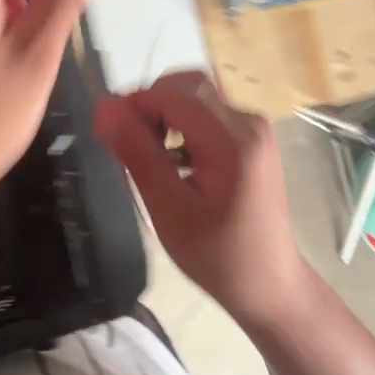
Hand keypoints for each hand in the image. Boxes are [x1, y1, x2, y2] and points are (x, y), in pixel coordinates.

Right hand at [97, 72, 310, 328]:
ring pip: (194, 96)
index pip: (172, 94)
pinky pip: (206, 112)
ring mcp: (253, 128)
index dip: (132, 104)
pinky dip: (179, 125)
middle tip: (122, 141)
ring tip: (144, 154)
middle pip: (187, 86)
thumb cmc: (220, 258)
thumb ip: (138, 153)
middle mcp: (249, 122)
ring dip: (162, 114)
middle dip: (148, 104)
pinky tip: (168, 160)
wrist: (272, 288)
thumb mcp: (170, 210)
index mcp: (234, 140)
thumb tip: (104, 108)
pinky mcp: (250, 138)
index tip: (103, 131)